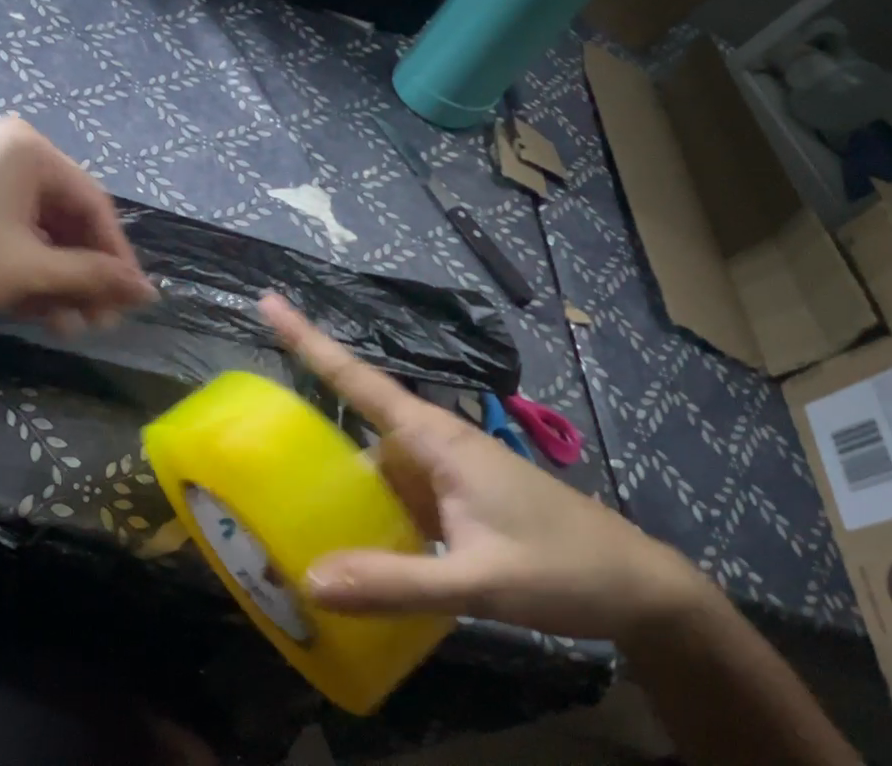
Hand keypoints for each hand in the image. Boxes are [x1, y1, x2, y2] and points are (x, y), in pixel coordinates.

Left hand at [0, 118, 157, 338]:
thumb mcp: (28, 273)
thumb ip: (92, 277)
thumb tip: (147, 292)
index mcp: (27, 147)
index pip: (93, 204)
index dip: (116, 258)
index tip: (132, 302)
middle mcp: (6, 145)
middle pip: (64, 216)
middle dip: (80, 274)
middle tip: (94, 322)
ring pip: (35, 226)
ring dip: (53, 276)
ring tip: (63, 324)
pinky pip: (6, 225)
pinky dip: (22, 264)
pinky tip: (32, 306)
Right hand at [259, 295, 714, 641]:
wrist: (642, 591)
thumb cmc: (566, 570)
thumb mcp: (480, 581)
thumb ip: (398, 582)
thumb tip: (311, 579)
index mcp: (437, 440)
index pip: (359, 380)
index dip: (310, 340)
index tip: (268, 301)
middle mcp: (434, 446)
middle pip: (354, 421)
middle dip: (305, 424)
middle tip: (249, 440)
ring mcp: (445, 473)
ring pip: (372, 464)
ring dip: (335, 479)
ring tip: (283, 503)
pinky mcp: (454, 500)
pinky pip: (393, 494)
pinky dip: (365, 511)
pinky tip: (344, 543)